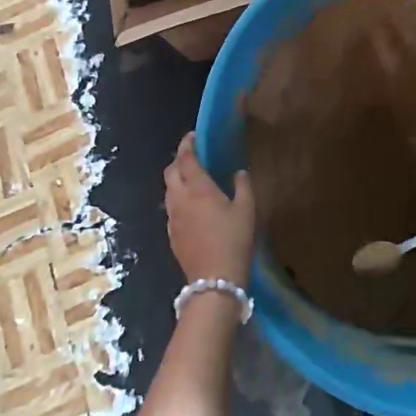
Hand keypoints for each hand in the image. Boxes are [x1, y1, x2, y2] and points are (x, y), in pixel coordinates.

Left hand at [165, 132, 255, 285]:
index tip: (193, 135)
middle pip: (171, 171)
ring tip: (193, 180)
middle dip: (179, 160)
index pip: (186, 158)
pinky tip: (192, 207)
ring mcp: (172, 217)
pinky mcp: (171, 234)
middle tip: (194, 157)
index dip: (188, 143)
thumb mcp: (247, 210)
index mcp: (198, 187)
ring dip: (177, 180)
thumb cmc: (234, 240)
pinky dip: (178, 199)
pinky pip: (171, 208)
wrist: (214, 280)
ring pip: (168, 190)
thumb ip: (242, 186)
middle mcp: (179, 198)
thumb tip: (238, 173)